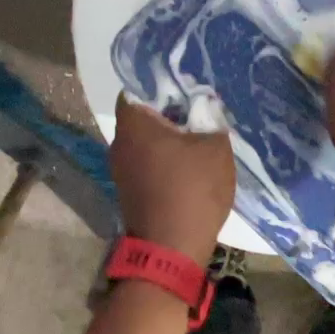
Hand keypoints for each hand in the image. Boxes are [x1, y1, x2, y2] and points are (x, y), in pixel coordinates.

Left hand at [110, 95, 234, 266]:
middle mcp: (119, 143)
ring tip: (199, 137)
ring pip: (146, 141)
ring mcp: (121, 169)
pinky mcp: (129, 190)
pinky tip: (189, 165)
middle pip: (143, 115)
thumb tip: (205, 104)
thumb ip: (210, 117)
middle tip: (199, 110)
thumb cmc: (192, 190)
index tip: (187, 87)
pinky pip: (147, 163)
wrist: (171, 250)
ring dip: (169, 138)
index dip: (163, 83)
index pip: (139, 86)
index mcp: (134, 124)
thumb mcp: (215, 147)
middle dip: (170, 111)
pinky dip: (165, 160)